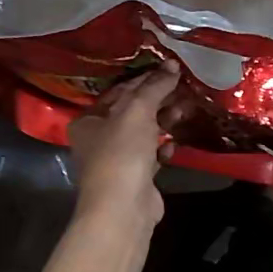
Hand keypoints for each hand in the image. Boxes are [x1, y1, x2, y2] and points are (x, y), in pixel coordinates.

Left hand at [66, 63, 185, 227]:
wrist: (123, 206)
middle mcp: (98, 139)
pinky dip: (163, 148)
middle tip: (183, 89)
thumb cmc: (122, 152)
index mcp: (88, 120)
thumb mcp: (137, 111)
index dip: (145, 79)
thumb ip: (154, 87)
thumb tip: (172, 65)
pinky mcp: (136, 177)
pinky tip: (172, 145)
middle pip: (132, 112)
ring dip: (163, 122)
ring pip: (144, 133)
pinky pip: (151, 155)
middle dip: (158, 100)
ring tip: (183, 111)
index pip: (119, 91)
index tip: (171, 70)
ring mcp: (117, 160)